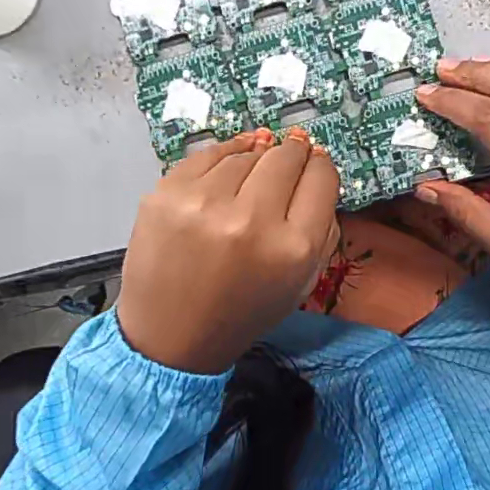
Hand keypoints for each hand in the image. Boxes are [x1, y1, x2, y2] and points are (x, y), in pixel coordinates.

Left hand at [117, 128, 340, 373]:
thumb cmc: (239, 313)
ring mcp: (204, 204)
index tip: (313, 164)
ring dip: (253, 163)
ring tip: (247, 189)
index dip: (320, 167)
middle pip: (286, 157)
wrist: (172, 335)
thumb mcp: (301, 283)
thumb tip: (317, 168)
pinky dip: (222, 160)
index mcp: (293, 249)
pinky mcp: (167, 194)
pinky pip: (208, 156)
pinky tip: (225, 175)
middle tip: (286, 162)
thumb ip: (322, 229)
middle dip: (292, 156)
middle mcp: (251, 221)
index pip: (322, 177)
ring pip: (246, 154)